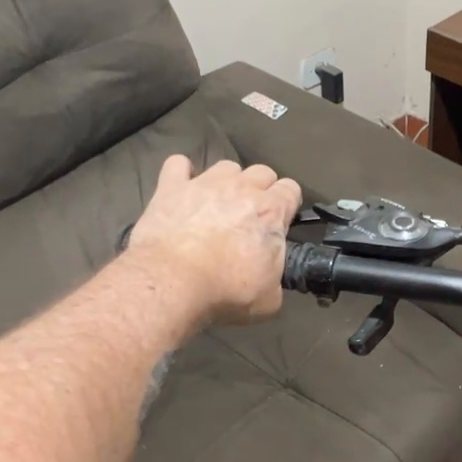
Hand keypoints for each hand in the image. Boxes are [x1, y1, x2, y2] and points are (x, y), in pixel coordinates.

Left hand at [119, 155, 302, 325]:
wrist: (174, 281)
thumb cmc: (226, 289)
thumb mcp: (269, 298)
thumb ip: (276, 278)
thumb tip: (271, 278)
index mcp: (270, 212)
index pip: (291, 189)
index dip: (288, 203)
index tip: (282, 219)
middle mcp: (241, 189)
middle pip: (262, 172)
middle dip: (262, 189)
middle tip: (252, 214)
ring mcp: (205, 184)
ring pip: (226, 166)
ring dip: (228, 181)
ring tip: (219, 203)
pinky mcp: (171, 187)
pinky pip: (178, 164)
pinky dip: (182, 173)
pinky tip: (183, 187)